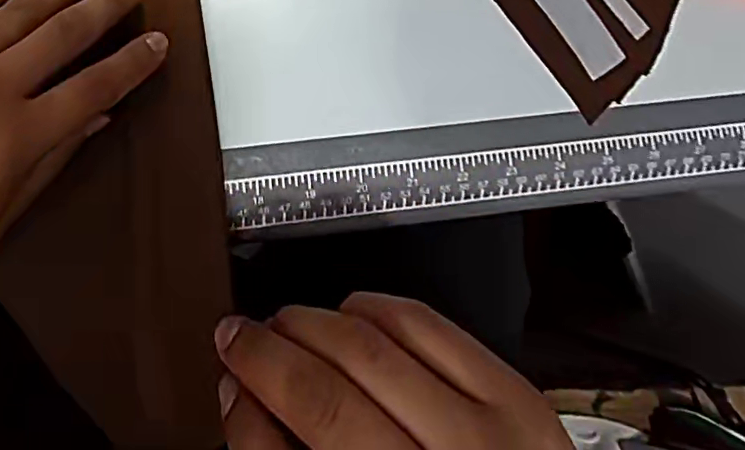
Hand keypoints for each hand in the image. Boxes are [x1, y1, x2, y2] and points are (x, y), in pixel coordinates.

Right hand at [215, 293, 571, 449]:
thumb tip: (241, 395)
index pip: (305, 426)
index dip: (250, 392)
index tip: (227, 368)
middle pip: (329, 390)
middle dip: (269, 350)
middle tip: (242, 337)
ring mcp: (493, 437)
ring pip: (372, 343)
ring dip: (312, 322)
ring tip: (287, 324)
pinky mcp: (517, 397)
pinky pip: (423, 321)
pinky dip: (373, 307)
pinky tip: (349, 316)